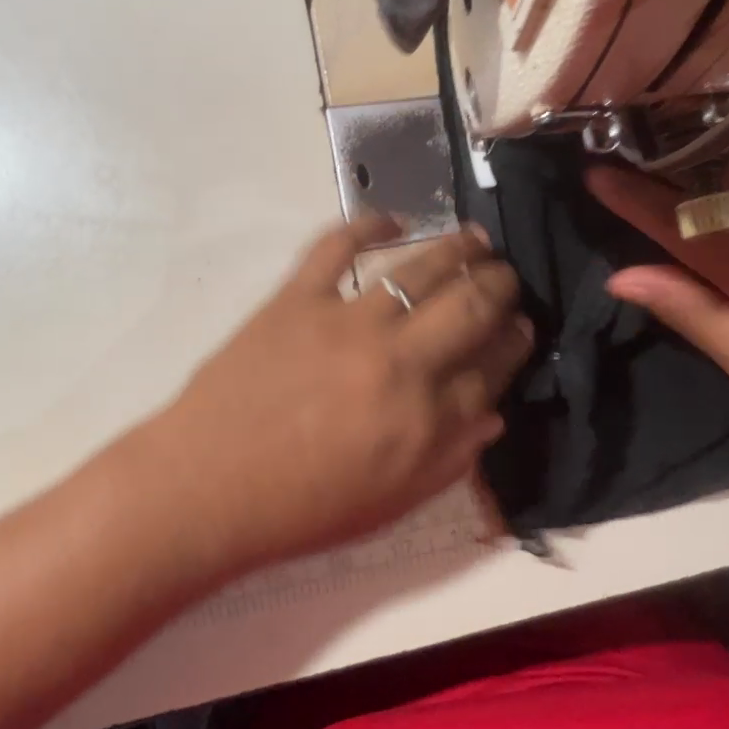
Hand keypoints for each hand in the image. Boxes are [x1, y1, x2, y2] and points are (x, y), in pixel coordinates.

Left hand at [133, 218, 532, 568]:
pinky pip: (338, 246)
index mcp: (426, 420)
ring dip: (459, 248)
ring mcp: (348, 324)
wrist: (205, 490)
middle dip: (501, 287)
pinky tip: (395, 220)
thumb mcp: (392, 503)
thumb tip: (492, 414)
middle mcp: (400, 363)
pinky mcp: (297, 298)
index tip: (523, 327)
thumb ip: (452, 459)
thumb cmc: (303, 509)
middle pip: (471, 308)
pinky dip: (368, 223)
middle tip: (507, 277)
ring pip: (421, 269)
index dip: (517, 343)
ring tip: (477, 239)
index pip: (494, 367)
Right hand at [588, 122, 728, 424]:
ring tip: (657, 118)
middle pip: (701, 161)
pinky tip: (724, 123)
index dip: (627, 191)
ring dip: (694, 128)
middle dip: (652, 147)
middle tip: (615, 133)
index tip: (593, 172)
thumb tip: (620, 277)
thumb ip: (686, 309)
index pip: (670, 211)